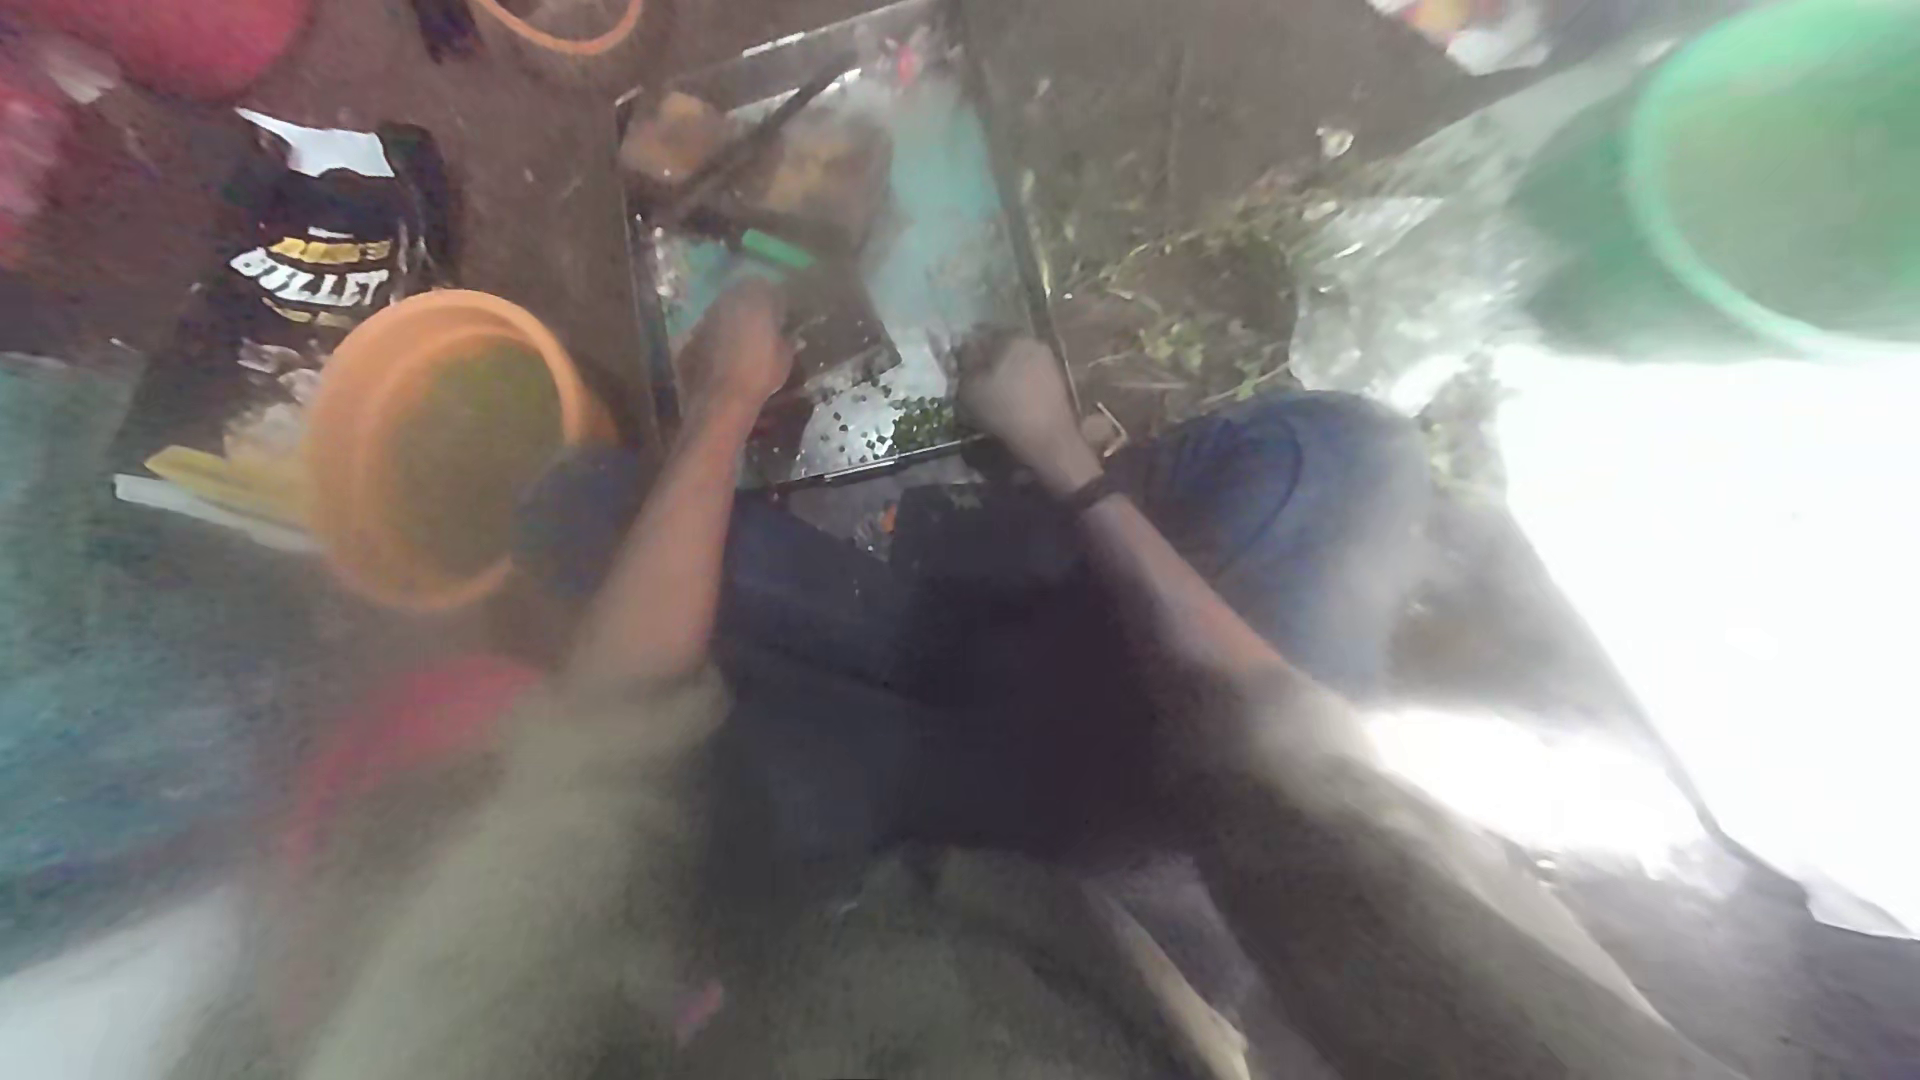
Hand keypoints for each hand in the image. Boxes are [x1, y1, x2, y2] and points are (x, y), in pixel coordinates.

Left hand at [677, 278, 793, 415]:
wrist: (722, 396)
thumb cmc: (760, 373)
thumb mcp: (785, 358)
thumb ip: (788, 340)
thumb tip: (791, 335)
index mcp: (756, 301)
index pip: (772, 289)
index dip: (780, 301)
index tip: (786, 315)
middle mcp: (729, 300)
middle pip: (745, 292)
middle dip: (756, 303)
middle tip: (766, 322)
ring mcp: (708, 315)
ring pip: (725, 307)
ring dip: (736, 317)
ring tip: (746, 337)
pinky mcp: (694, 332)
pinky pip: (712, 327)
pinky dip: (720, 335)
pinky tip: (726, 352)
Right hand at [957, 335, 1100, 493]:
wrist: (1049, 440)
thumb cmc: (1004, 410)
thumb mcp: (970, 388)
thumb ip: (964, 365)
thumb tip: (963, 352)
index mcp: (1012, 337)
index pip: (980, 335)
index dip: (966, 352)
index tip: (958, 370)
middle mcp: (1034, 343)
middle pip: (1001, 348)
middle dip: (986, 363)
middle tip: (972, 384)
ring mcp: (1049, 363)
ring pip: (1016, 364)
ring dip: (1002, 376)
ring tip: (990, 398)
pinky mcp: (1058, 384)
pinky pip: (1029, 380)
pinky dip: (1017, 388)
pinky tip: (1010, 406)